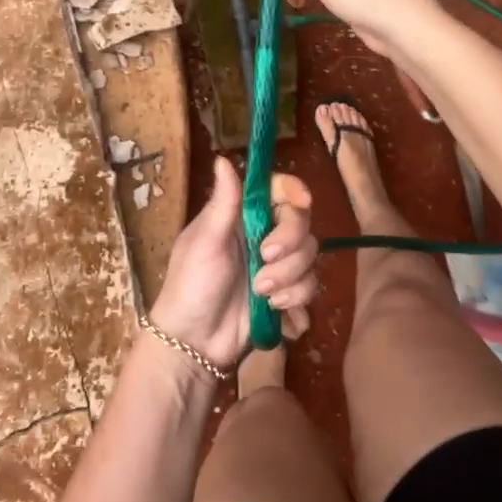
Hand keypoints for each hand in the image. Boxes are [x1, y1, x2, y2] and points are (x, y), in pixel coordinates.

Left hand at [148, 158, 317, 369]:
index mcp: (242, 216)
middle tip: (264, 260)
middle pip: (301, 223)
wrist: (195, 345)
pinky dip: (296, 302)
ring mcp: (277, 267)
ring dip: (290, 278)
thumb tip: (222, 157)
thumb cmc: (191, 285)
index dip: (294, 191)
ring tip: (262, 295)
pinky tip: (276, 313)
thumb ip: (223, 202)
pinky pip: (310, 289)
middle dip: (289, 245)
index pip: (279, 190)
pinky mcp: (285, 296)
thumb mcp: (205, 242)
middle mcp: (263, 236)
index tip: (301, 201)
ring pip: (309, 257)